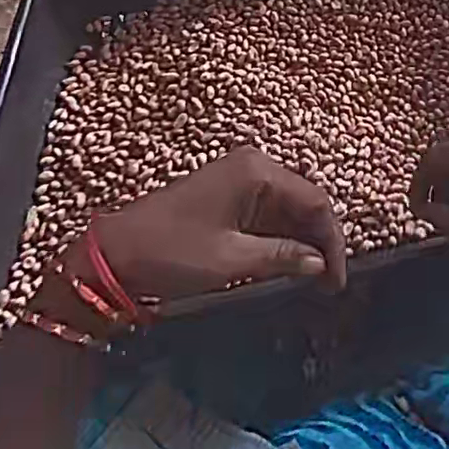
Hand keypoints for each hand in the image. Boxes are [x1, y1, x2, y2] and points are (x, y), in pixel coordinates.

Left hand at [60, 147, 348, 305]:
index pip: (315, 201)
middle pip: (304, 201)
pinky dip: (280, 236)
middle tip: (328, 283)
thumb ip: (282, 257)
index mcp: (258, 171)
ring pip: (288, 207)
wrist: (111, 254)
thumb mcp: (231, 260)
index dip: (332, 241)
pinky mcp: (228, 192)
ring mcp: (240, 176)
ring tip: (312, 279)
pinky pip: (267, 211)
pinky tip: (287, 262)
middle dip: (319, 241)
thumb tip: (320, 264)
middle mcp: (254, 165)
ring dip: (301, 240)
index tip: (336, 281)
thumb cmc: (172, 253)